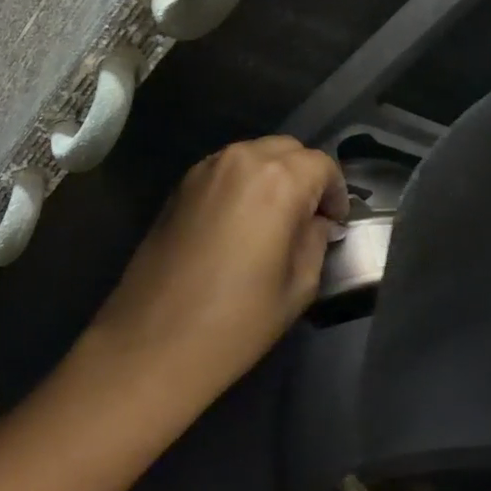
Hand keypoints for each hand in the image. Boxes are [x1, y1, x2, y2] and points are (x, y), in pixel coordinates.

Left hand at [84, 136, 346, 402]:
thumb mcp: (297, 286)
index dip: (336, 192)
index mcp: (276, 180)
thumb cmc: (236, 320)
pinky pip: (223, 171)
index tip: (336, 223)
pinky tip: (240, 224)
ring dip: (271, 177)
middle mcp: (238, 160)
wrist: (153, 340)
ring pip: (251, 156)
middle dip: (304, 177)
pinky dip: (241, 185)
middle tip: (309, 218)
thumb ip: (314, 240)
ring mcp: (202, 170)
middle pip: (285, 150)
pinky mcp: (178, 187)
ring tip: (275, 221)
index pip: (321, 164)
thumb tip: (316, 222)